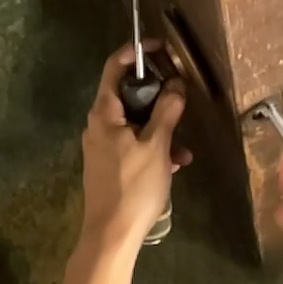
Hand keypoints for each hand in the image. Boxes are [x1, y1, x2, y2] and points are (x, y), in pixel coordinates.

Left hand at [79, 42, 190, 249]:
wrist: (111, 236)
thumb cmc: (133, 186)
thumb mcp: (157, 145)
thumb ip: (167, 111)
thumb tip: (175, 84)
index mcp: (103, 112)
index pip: (114, 67)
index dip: (135, 52)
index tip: (159, 47)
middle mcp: (98, 124)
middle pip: (128, 95)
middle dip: (158, 97)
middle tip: (181, 98)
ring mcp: (102, 145)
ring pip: (135, 123)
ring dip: (161, 128)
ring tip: (184, 146)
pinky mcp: (109, 165)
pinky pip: (134, 144)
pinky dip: (154, 148)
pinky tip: (176, 163)